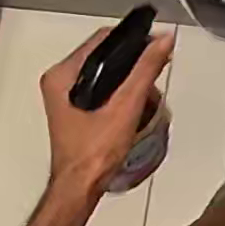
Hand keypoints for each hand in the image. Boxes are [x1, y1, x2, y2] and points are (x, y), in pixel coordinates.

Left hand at [39, 27, 175, 205]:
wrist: (82, 186)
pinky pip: (104, 85)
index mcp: (63, 75)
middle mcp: (60, 81)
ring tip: (146, 93)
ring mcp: (67, 95)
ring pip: (107, 70)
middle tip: (154, 73)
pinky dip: (123, 89)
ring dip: (131, 77)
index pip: (103, 40)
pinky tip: (136, 102)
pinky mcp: (76, 106)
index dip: (133, 39)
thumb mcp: (127, 105)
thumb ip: (146, 69)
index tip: (156, 46)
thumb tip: (163, 41)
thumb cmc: (96, 151)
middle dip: (134, 62)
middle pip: (106, 54)